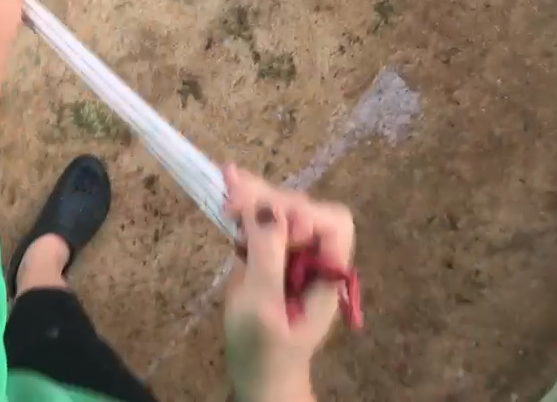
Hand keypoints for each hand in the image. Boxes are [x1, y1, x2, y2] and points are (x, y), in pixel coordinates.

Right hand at [221, 165, 355, 401]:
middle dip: (268, 198)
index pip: (331, 224)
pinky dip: (246, 203)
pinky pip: (263, 219)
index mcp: (326, 273)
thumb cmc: (263, 350)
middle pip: (301, 209)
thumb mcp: (262, 306)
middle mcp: (315, 258)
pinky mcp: (270, 254)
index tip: (267, 221)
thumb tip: (266, 208)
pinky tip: (227, 189)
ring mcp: (292, 254)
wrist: (256, 377)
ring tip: (226, 180)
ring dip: (254, 194)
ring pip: (280, 209)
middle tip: (231, 197)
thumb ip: (268, 256)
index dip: (302, 214)